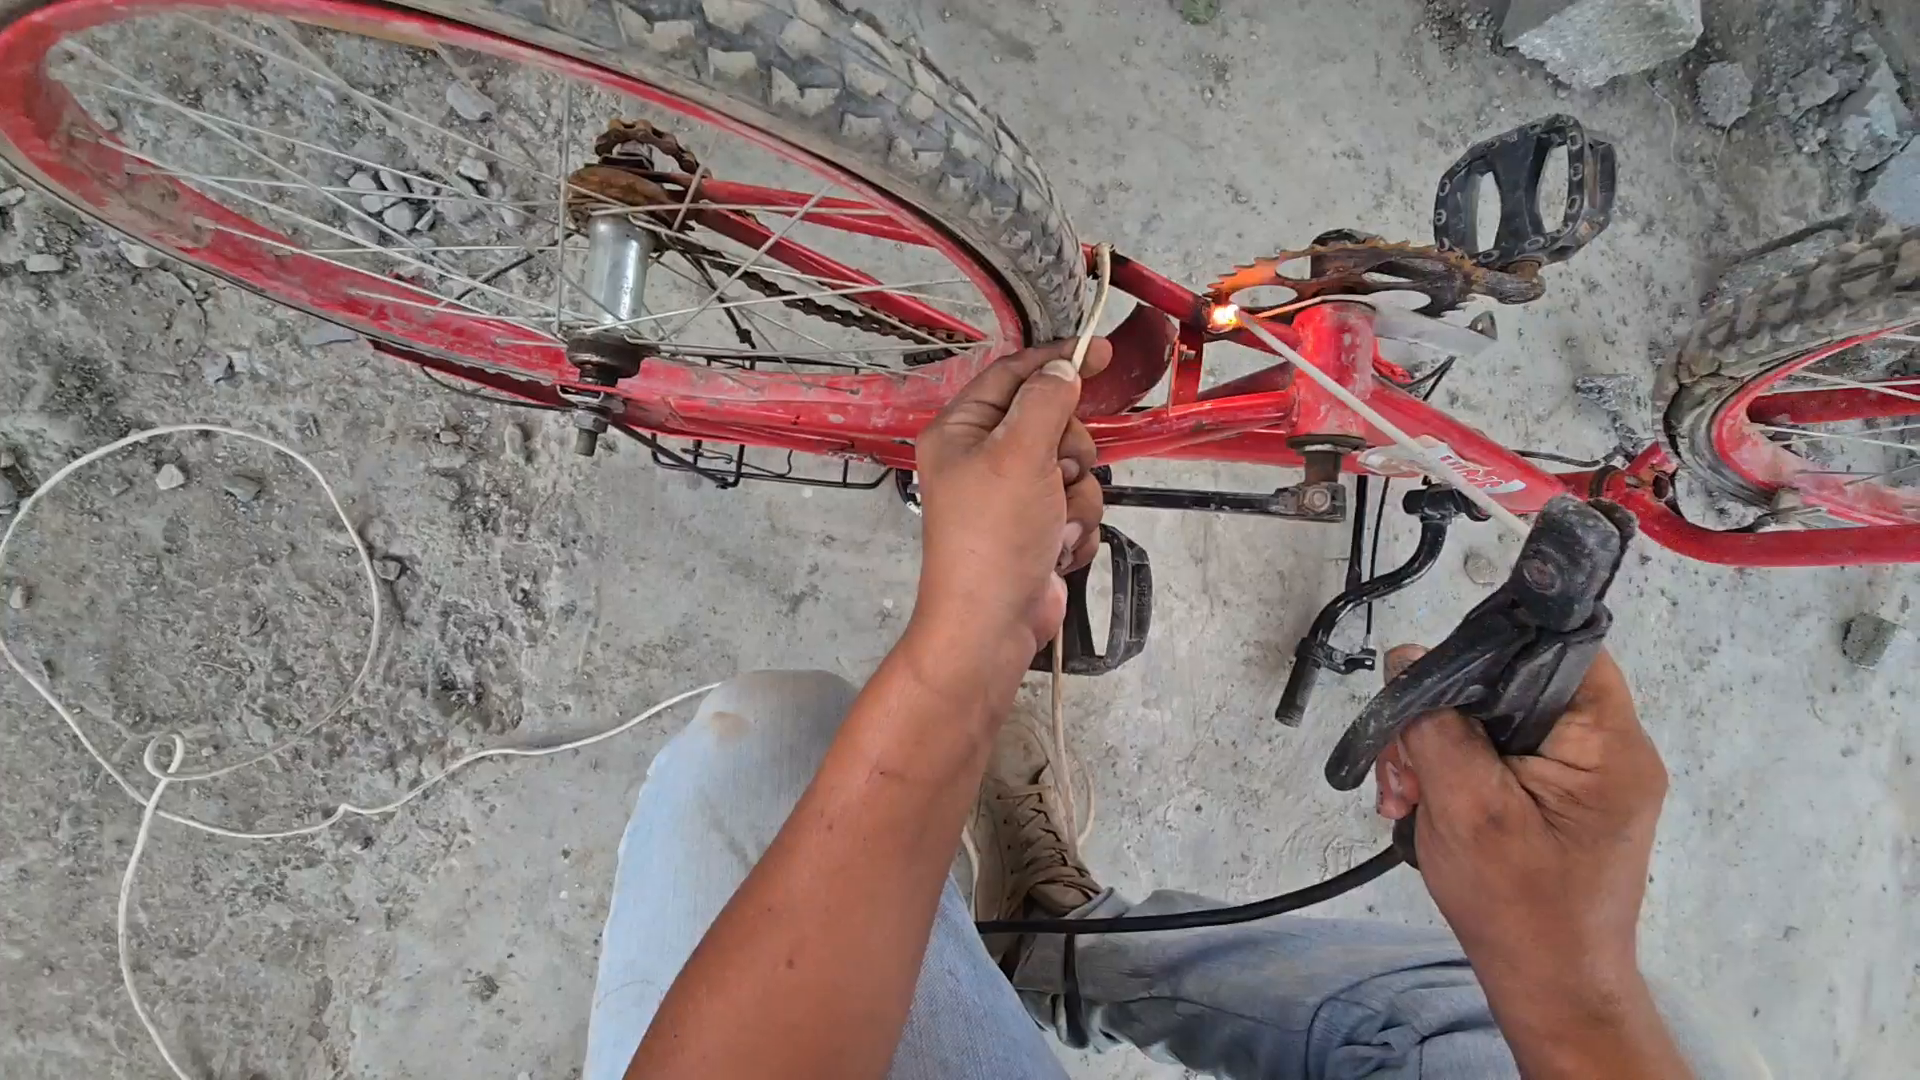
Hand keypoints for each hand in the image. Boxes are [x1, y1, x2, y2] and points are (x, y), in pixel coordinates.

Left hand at [909, 338, 1110, 682]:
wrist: (993, 622)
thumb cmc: (993, 535)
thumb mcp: (1019, 453)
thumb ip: (1046, 400)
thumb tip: (1063, 369)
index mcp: (961, 431)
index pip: (1013, 375)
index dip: (1057, 361)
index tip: (1101, 352)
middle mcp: (984, 458)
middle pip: (1052, 421)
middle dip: (1069, 450)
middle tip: (1058, 472)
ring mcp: (1012, 495)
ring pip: (1073, 468)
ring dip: (1075, 498)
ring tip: (1053, 524)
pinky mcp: (1037, 527)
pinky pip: (1076, 506)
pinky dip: (1075, 528)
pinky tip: (1055, 549)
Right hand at [1374, 645, 1686, 1076]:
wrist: (1544, 984)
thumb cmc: (1517, 901)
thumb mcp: (1464, 803)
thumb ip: (1435, 724)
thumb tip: (1408, 658)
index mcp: (1606, 744)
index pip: (1560, 651)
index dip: (1493, 647)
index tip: (1433, 675)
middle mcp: (1601, 748)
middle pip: (1506, 686)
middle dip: (1438, 714)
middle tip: (1402, 761)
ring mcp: (1574, 773)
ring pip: (1484, 719)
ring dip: (1429, 747)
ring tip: (1402, 792)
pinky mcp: (1547, 792)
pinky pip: (1485, 751)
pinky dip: (1443, 769)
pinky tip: (1414, 800)